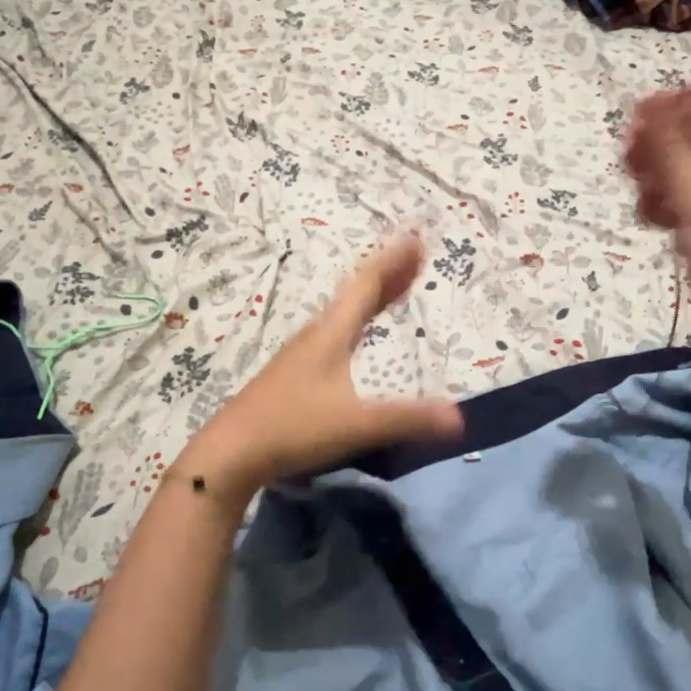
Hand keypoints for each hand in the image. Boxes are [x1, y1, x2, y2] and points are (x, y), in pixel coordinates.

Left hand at [177, 232, 463, 502]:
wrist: (231, 453)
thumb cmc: (293, 428)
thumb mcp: (356, 424)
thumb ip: (407, 419)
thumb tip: (459, 417)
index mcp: (331, 333)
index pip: (366, 285)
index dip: (393, 261)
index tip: (417, 237)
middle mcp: (316, 334)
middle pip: (356, 293)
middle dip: (388, 272)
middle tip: (416, 253)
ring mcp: (302, 353)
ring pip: (343, 311)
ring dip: (372, 294)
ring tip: (395, 287)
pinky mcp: (295, 374)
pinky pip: (335, 330)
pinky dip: (357, 319)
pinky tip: (356, 335)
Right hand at [624, 89, 690, 362]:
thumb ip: (673, 150)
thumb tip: (650, 103)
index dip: (664, 111)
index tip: (628, 127)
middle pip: (682, 139)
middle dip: (654, 151)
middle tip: (632, 171)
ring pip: (671, 171)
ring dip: (652, 183)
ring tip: (650, 208)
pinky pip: (672, 202)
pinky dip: (658, 208)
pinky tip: (655, 226)